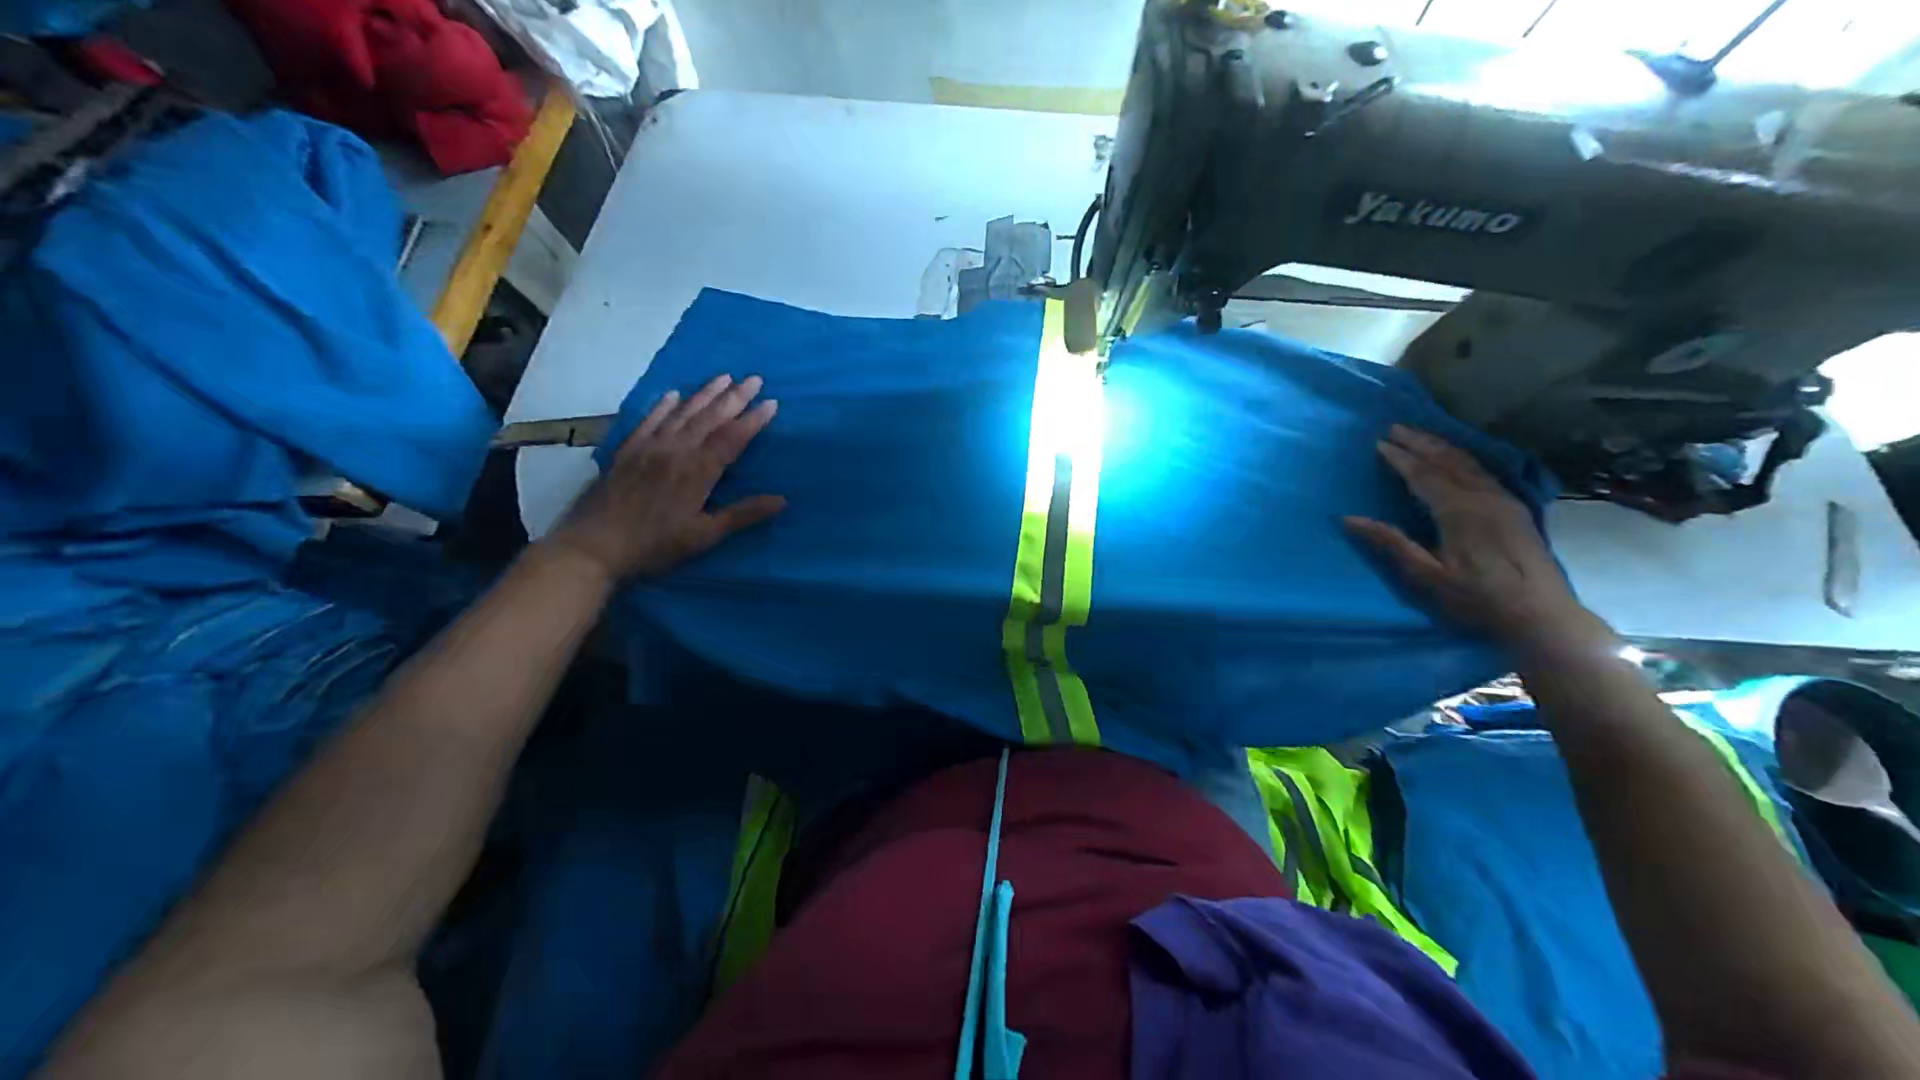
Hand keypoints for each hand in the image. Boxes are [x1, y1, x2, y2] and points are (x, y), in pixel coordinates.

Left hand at [546, 374, 785, 580]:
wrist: (594, 547)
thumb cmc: (655, 546)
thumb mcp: (704, 536)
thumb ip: (742, 514)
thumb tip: (781, 500)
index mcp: (698, 471)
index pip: (733, 438)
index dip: (753, 419)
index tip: (772, 402)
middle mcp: (675, 451)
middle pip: (710, 418)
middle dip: (735, 397)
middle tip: (755, 379)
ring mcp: (649, 448)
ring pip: (682, 414)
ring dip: (705, 394)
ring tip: (724, 377)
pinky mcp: (627, 452)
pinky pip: (649, 421)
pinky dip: (663, 406)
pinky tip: (673, 395)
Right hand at [1344, 425, 1604, 647]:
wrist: (1541, 616)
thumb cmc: (1477, 600)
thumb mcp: (1426, 577)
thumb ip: (1390, 544)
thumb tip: (1349, 518)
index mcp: (1460, 511)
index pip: (1424, 475)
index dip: (1400, 457)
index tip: (1378, 443)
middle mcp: (1485, 497)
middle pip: (1448, 461)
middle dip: (1420, 442)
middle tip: (1394, 427)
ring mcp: (1505, 501)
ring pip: (1469, 463)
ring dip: (1442, 446)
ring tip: (1420, 434)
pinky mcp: (1516, 510)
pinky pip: (1484, 472)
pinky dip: (1463, 458)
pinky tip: (1456, 458)